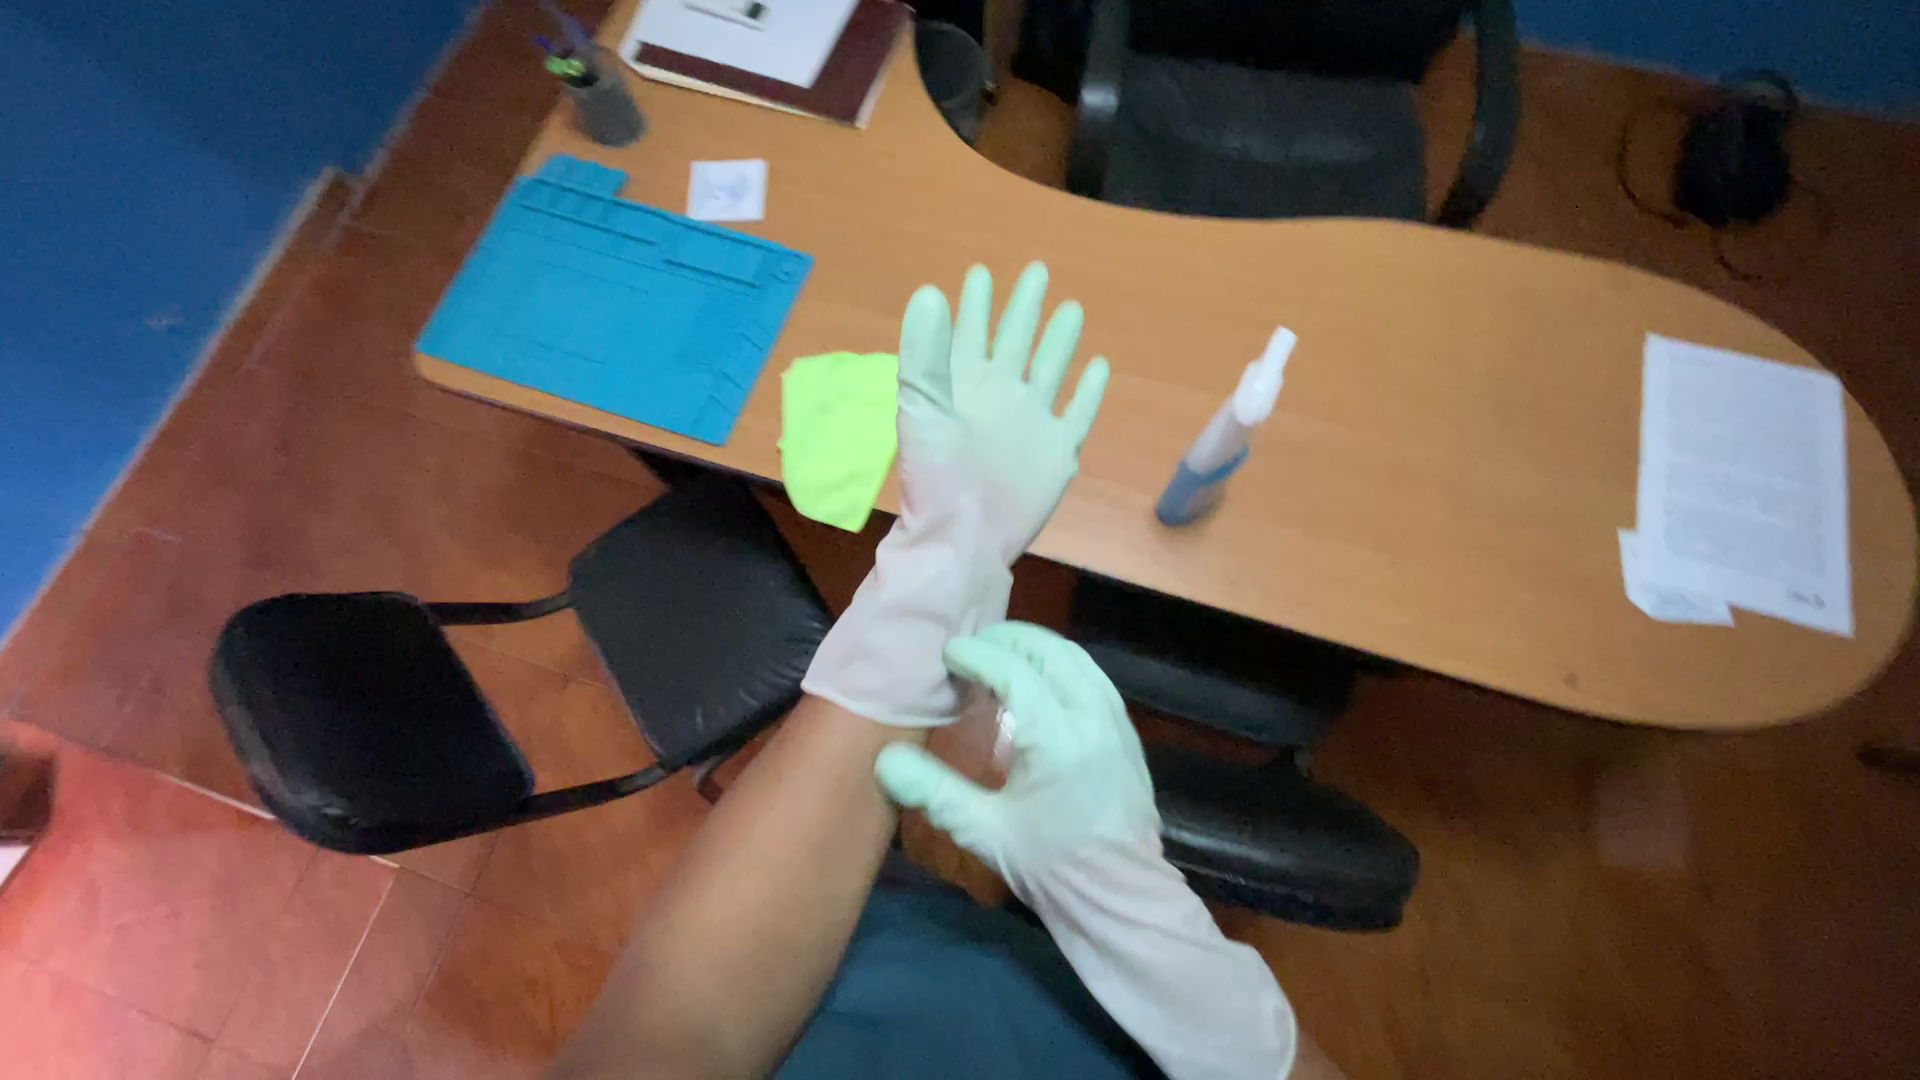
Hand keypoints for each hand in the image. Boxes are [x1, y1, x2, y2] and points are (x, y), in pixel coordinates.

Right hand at [876, 623, 1305, 1079]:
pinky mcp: (1127, 732)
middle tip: (972, 647)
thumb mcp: (986, 834)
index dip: (979, 655)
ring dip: (1036, 647)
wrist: (1122, 899)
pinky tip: (1039, 679)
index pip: (1015, 672)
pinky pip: (1093, 676)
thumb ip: (935, 792)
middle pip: (1050, 652)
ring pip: (1076, 659)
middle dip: (1008, 640)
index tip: (949, 654)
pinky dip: (1060, 664)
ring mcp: (1116, 723)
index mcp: (1058, 740)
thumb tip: (886, 760)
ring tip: (1001, 654)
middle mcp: (1092, 718)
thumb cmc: (1052, 868)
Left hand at [897, 263, 1109, 564]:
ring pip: (1050, 368)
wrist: (964, 536)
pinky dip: (1090, 391)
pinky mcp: (1057, 450)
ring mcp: (1032, 423)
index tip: (981, 272)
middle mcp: (1001, 397)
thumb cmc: (938, 476)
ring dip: (1059, 340)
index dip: (976, 304)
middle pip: (1017, 341)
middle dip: (1024, 307)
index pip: (971, 333)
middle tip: (1036, 269)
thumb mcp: (922, 407)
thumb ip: (924, 354)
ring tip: (1070, 307)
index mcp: (966, 385)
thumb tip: (927, 292)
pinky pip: (1079, 413)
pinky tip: (1100, 366)